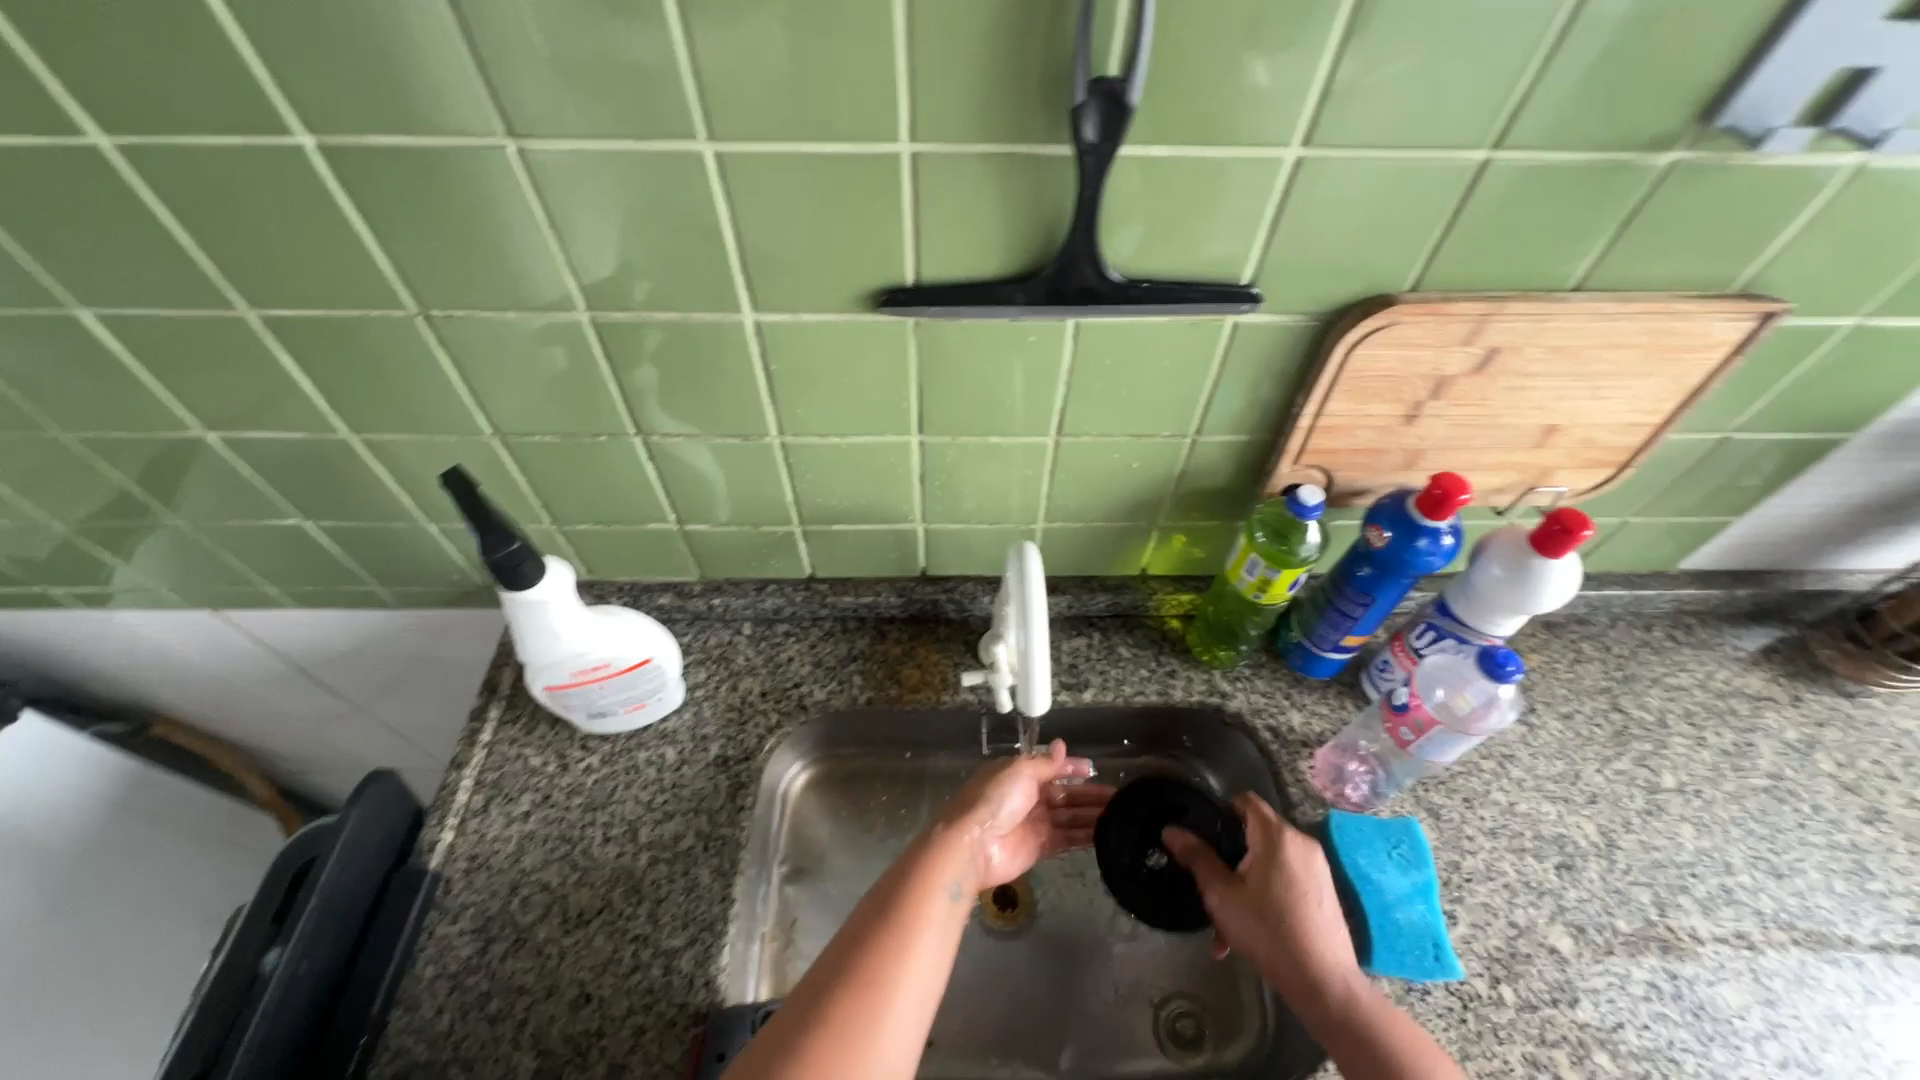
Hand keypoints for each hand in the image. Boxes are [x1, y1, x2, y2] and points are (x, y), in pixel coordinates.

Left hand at [935, 739, 1111, 891]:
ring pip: (1069, 817)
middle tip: (1118, 797)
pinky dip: (1085, 836)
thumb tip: (1062, 745)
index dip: (1072, 769)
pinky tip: (1106, 834)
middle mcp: (1029, 797)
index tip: (1094, 770)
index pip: (1052, 769)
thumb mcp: (1020, 771)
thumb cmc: (995, 800)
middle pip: (1065, 794)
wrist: (973, 844)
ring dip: (1091, 815)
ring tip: (1119, 814)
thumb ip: (1045, 763)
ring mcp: (1035, 823)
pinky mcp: (1040, 847)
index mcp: (1020, 775)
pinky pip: (1067, 839)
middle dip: (1089, 795)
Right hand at [1162, 794, 1363, 1004]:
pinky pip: (1285, 878)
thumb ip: (1196, 857)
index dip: (1219, 810)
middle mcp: (1301, 842)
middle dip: (1229, 858)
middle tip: (1210, 888)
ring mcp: (1317, 867)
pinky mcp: (1324, 889)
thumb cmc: (1267, 931)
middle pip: (1255, 833)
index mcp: (1276, 835)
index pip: (1245, 800)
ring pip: (1269, 861)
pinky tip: (1251, 929)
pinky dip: (1265, 893)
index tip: (1202, 837)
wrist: (1323, 982)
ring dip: (1244, 883)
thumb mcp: (1221, 894)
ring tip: (1226, 924)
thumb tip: (1170, 829)